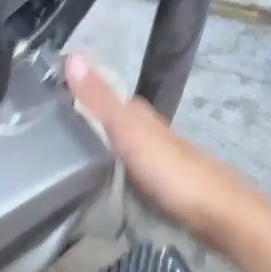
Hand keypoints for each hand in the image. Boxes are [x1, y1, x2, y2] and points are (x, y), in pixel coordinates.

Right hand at [64, 53, 262, 241]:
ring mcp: (161, 163)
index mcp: (142, 117)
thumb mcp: (128, 132)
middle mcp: (153, 134)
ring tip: (70, 165)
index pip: (108, 97)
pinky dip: (116, 177)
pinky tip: (103, 187)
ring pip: (124, 151)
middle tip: (54, 139)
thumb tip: (72, 55)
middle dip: (91, 129)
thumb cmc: (171, 172)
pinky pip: (132, 176)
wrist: (218, 216)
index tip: (52, 102)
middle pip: (116, 125)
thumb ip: (100, 100)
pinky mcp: (165, 190)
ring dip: (103, 154)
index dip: (84, 96)